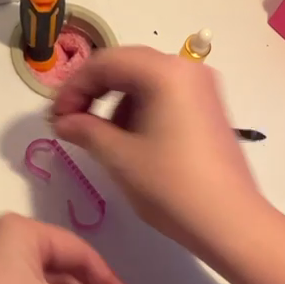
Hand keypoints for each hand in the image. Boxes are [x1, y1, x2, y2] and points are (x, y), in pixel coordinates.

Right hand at [50, 46, 266, 251]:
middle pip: (125, 66)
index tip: (55, 119)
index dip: (73, 88)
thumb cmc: (171, 186)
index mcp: (163, 72)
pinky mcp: (207, 107)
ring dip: (113, 102)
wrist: (229, 221)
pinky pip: (163, 95)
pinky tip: (128, 141)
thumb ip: (85, 130)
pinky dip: (137, 110)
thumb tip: (62, 121)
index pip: (104, 62)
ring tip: (97, 137)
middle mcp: (185, 68)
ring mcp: (201, 86)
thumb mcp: (119, 157)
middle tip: (68, 123)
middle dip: (92, 92)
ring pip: (144, 81)